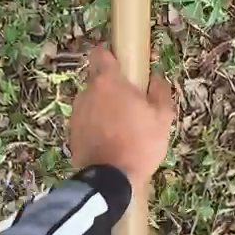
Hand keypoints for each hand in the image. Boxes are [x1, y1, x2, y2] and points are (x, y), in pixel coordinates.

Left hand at [69, 46, 173, 199]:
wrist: (110, 181)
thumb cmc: (139, 144)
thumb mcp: (162, 118)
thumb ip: (160, 91)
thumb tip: (155, 78)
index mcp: (107, 82)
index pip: (100, 53)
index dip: (111, 56)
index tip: (122, 65)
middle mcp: (86, 93)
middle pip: (98, 82)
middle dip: (112, 90)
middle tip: (131, 107)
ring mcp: (76, 114)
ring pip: (92, 103)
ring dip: (104, 110)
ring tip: (122, 130)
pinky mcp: (72, 133)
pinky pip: (87, 122)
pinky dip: (96, 127)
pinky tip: (111, 142)